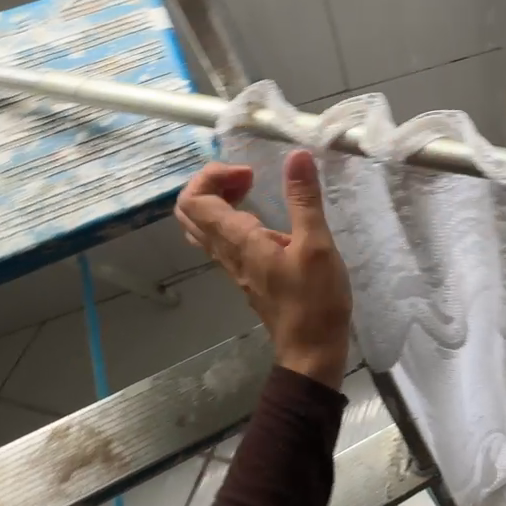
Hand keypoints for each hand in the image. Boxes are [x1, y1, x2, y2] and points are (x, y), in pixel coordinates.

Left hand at [173, 150, 351, 389]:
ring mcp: (234, 265)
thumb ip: (304, 199)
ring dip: (219, 200)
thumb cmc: (315, 299)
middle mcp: (227, 252)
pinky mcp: (246, 274)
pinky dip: (231, 217)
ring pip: (202, 226)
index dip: (213, 176)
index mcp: (238, 241)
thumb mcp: (316, 244)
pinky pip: (220, 238)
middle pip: (189, 211)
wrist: (311, 349)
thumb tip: (296, 156)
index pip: (194, 200)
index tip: (251, 173)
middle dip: (211, 183)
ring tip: (253, 189)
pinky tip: (264, 217)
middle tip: (248, 176)